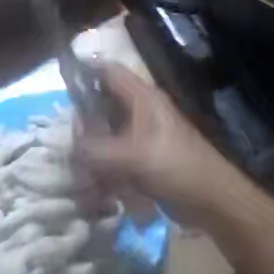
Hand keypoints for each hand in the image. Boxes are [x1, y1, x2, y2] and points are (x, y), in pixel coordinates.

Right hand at [77, 63, 251, 225]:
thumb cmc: (176, 166)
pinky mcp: (139, 162)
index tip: (62, 89)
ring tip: (90, 192)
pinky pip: (111, 164)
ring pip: (101, 142)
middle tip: (78, 164)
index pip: (108, 72)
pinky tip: (102, 200)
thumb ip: (96, 148)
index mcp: (141, 98)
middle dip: (83, 140)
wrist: (211, 198)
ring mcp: (138, 138)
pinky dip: (103, 180)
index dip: (84, 73)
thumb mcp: (132, 156)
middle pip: (97, 112)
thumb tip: (72, 146)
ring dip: (92, 167)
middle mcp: (138, 113)